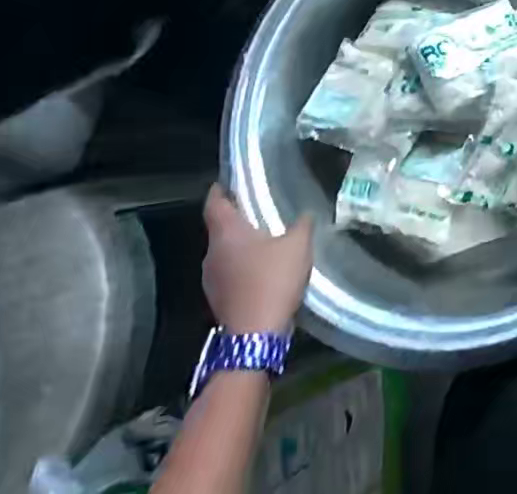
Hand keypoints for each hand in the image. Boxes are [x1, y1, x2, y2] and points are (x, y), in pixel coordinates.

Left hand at [202, 185, 313, 334]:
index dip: (220, 189)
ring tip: (266, 238)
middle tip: (260, 208)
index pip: (214, 202)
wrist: (255, 336)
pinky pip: (228, 271)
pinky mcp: (218, 298)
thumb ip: (302, 224)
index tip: (230, 181)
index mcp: (226, 233)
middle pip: (219, 227)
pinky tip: (263, 268)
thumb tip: (305, 213)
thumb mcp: (298, 245)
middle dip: (237, 217)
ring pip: (224, 251)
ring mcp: (211, 278)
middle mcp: (212, 252)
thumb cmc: (273, 280)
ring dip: (240, 244)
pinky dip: (242, 265)